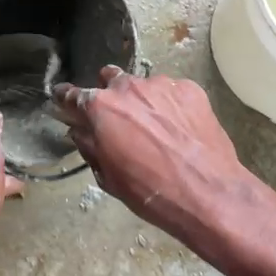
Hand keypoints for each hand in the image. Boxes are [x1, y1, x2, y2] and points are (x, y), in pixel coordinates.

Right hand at [53, 67, 275, 275]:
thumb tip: (78, 131)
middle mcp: (128, 86)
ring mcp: (161, 84)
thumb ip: (89, 146)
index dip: (66, 99)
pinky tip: (181, 130)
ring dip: (143, 101)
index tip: (64, 101)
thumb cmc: (151, 192)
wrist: (211, 196)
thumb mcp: (109, 177)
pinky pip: (172, 93)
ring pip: (143, 86)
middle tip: (120, 119)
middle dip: (110, 94)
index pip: (71, 94)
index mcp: (101, 107)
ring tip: (158, 128)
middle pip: (110, 79)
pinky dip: (171, 106)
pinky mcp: (190, 90)